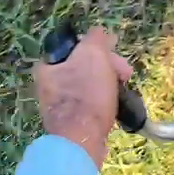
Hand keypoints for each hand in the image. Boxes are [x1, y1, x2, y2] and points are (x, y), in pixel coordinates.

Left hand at [33, 26, 133, 167]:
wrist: (82, 141)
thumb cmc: (86, 94)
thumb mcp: (93, 55)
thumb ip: (95, 38)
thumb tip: (99, 33)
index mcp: (47, 65)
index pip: (77, 47)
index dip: (100, 48)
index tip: (115, 56)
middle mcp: (47, 84)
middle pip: (83, 66)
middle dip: (108, 67)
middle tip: (125, 74)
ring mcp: (57, 105)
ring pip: (88, 85)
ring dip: (108, 84)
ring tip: (123, 92)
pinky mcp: (69, 123)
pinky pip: (88, 104)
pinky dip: (102, 102)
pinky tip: (114, 106)